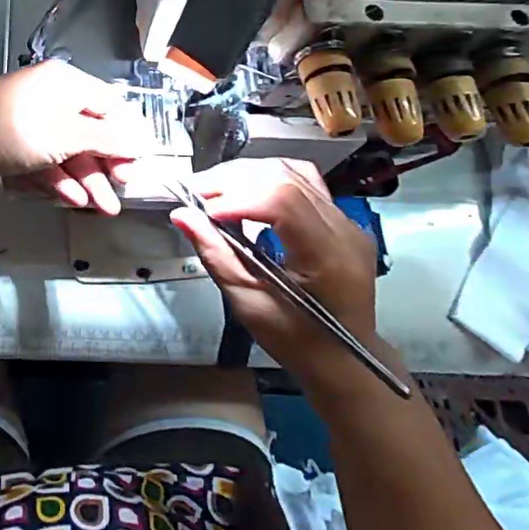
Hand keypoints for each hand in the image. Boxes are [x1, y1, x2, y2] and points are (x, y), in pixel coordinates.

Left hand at [0, 61, 154, 214]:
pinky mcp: (9, 143)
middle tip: (119, 192)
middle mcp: (47, 96)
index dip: (125, 136)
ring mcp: (26, 121)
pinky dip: (57, 178)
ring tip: (101, 208)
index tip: (135, 166)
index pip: (107, 105)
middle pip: (87, 131)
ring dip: (84, 179)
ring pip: (65, 150)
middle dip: (105, 165)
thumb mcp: (68, 134)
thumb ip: (107, 139)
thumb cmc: (16, 130)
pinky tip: (70, 199)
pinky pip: (42, 159)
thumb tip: (139, 141)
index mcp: (64, 82)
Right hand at [168, 159, 380, 374]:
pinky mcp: (340, 218)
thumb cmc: (297, 340)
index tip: (204, 211)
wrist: (343, 358)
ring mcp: (346, 220)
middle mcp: (344, 230)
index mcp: (327, 257)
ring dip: (247, 174)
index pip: (283, 201)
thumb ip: (216, 255)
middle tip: (197, 193)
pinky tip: (244, 190)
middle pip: (285, 178)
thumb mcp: (249, 304)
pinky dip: (267, 178)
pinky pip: (302, 180)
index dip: (237, 199)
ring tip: (214, 190)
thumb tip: (182, 215)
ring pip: (292, 171)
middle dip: (234, 180)